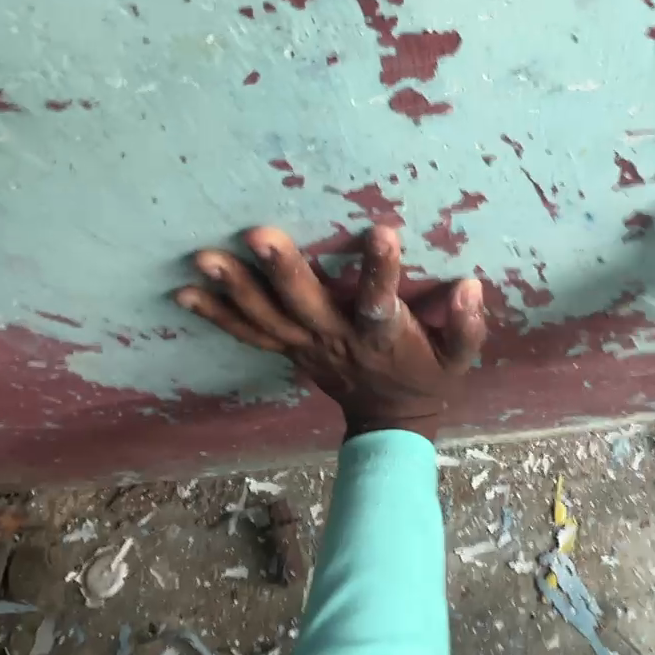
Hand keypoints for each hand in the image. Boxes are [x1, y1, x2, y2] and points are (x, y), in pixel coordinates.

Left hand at [174, 225, 485, 440]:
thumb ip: (466, 326)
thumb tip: (469, 286)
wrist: (390, 423)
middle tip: (259, 234)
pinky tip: (185, 293)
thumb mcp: (460, 359)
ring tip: (204, 259)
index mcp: (382, 337)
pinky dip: (217, 316)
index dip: (381, 270)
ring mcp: (308, 347)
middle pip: (306, 306)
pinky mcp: (290, 351)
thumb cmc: (429, 378)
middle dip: (283, 271)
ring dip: (235, 290)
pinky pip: (250, 334)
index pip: (381, 301)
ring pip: (267, 320)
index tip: (383, 231)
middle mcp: (338, 340)